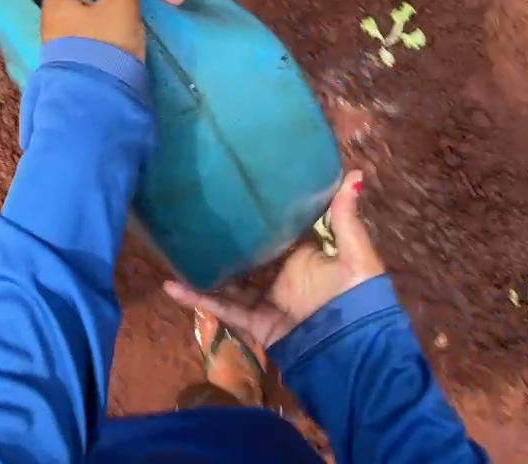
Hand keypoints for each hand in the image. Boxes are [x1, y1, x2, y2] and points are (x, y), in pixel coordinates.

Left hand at [40, 0, 190, 59]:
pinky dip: (134, 29)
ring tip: (178, 1)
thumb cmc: (105, 41)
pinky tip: (159, 25)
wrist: (99, 100)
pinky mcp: (90, 63)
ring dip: (144, 8)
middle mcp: (62, 19)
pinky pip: (113, 36)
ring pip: (114, 16)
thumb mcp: (119, 2)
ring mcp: (75, 43)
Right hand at [163, 170, 383, 348]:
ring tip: (174, 244)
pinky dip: (197, 298)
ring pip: (228, 278)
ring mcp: (265, 298)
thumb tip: (356, 172)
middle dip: (224, 236)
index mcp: (303, 255)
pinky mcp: (254, 321)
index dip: (258, 209)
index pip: (277, 228)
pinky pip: (222, 308)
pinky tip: (171, 286)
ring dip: (203, 265)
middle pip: (247, 252)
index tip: (234, 183)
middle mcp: (280, 274)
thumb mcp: (355, 255)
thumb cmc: (355, 300)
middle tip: (193, 208)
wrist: (354, 355)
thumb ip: (345, 217)